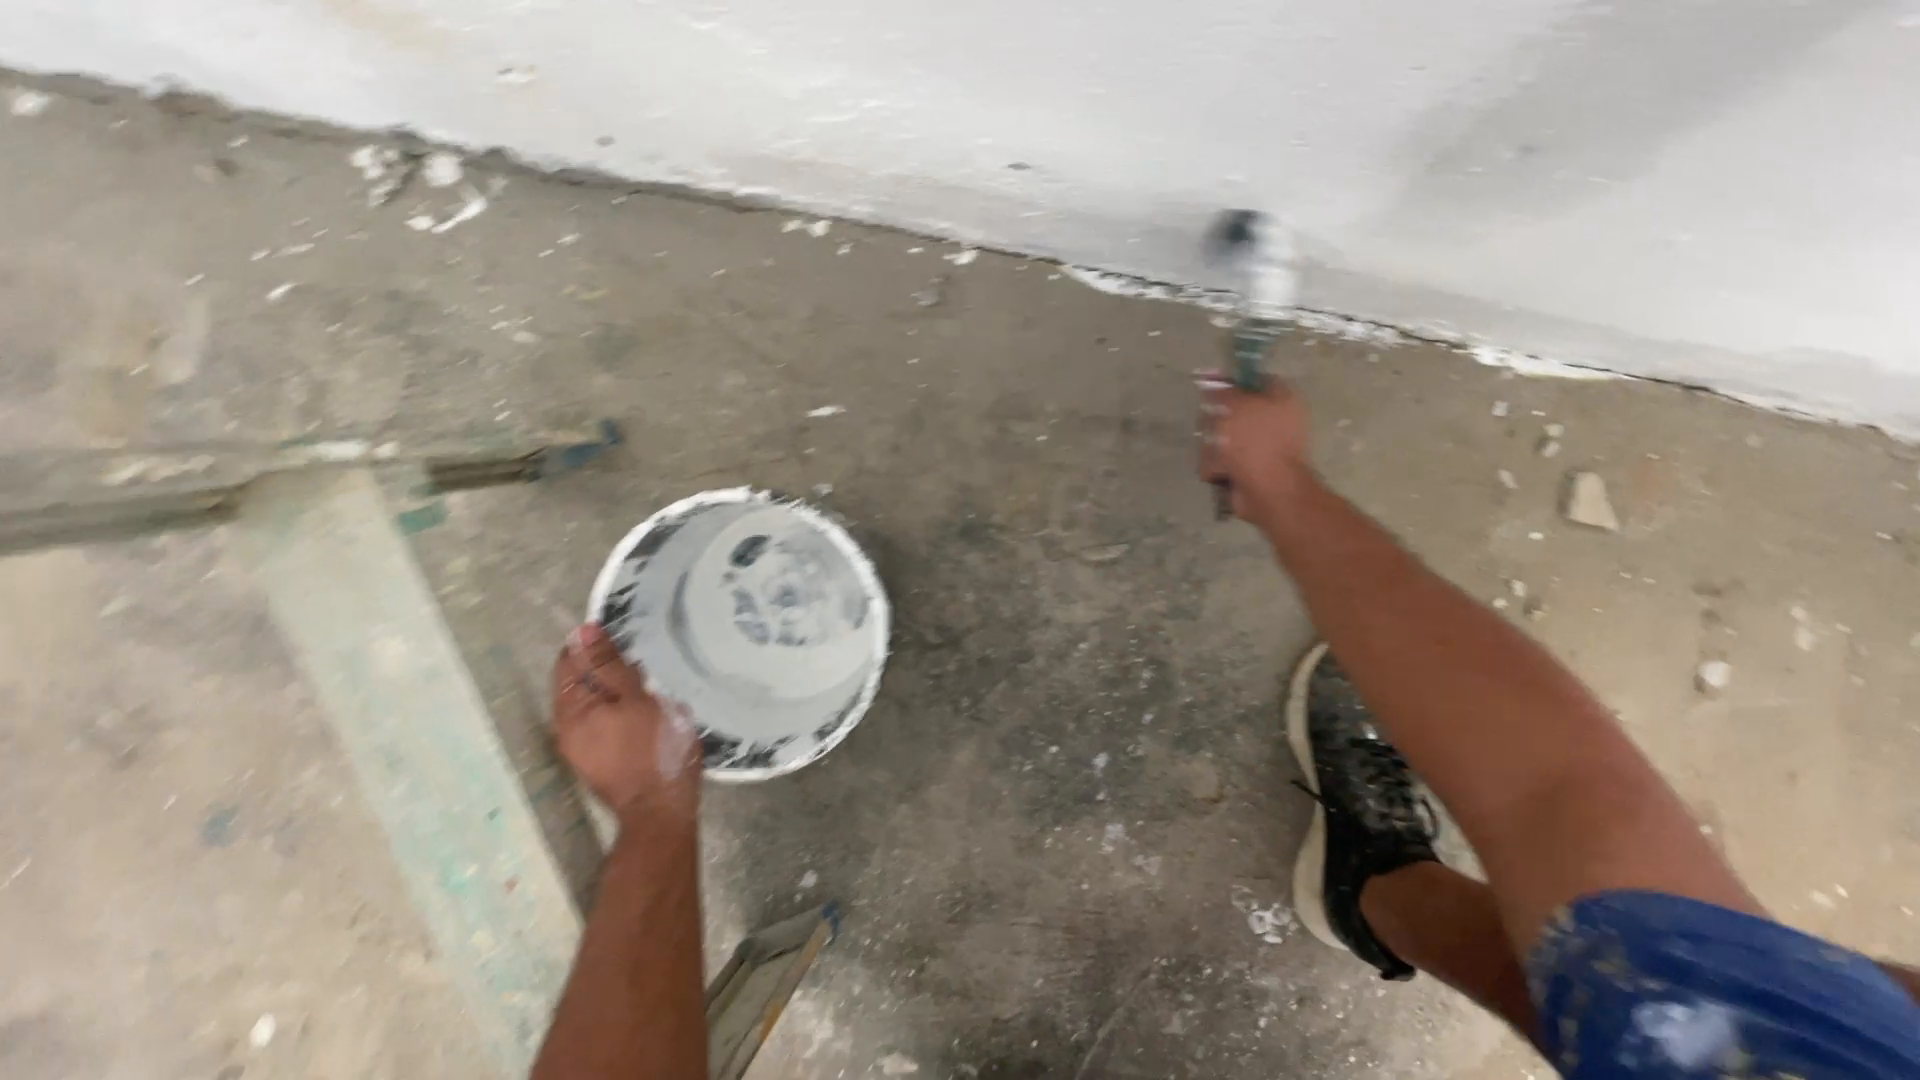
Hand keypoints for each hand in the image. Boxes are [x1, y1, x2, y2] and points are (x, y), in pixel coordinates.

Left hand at [550, 623, 701, 823]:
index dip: (594, 645)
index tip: (624, 639)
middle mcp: (566, 730)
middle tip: (642, 662)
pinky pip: (603, 723)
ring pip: (593, 704)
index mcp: (570, 712)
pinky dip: (620, 710)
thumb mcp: (636, 700)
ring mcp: (581, 749)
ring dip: (616, 690)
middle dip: (607, 669)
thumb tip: (583, 631)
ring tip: (648, 684)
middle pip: (580, 684)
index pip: (570, 662)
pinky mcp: (599, 762)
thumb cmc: (654, 749)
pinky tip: (645, 712)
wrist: (662, 809)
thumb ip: (609, 666)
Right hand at [1196, 374, 1316, 528]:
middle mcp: (1273, 421)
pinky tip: (1220, 471)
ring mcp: (1259, 447)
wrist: (1268, 489)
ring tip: (1218, 455)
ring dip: (1213, 446)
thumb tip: (1211, 381)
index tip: (1209, 385)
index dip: (1231, 381)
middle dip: (1215, 420)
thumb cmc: (1257, 441)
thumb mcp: (1238, 406)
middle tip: (1211, 426)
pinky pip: (1221, 460)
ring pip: (1221, 437)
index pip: (1254, 380)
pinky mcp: (1247, 469)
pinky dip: (1216, 466)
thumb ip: (1224, 391)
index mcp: (1281, 399)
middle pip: (1232, 411)